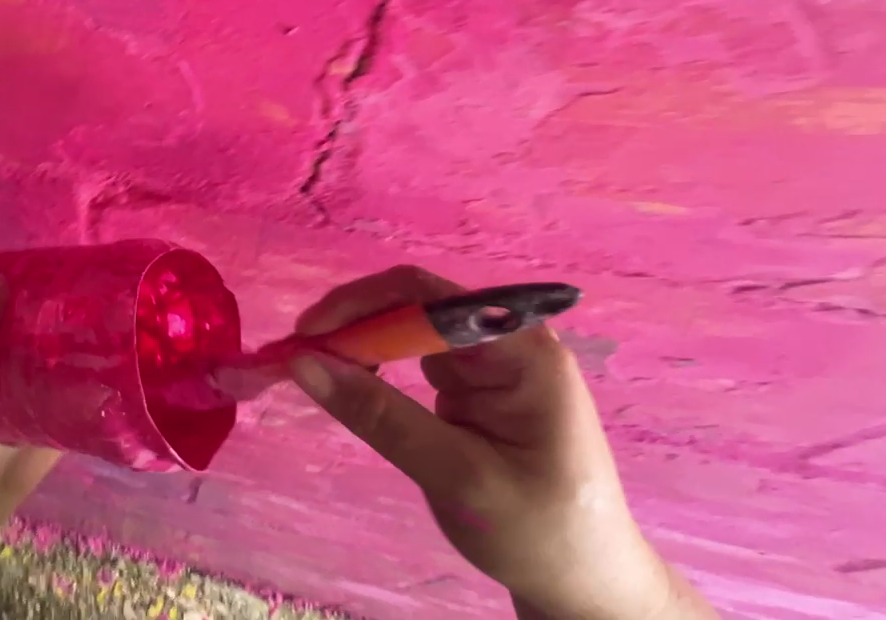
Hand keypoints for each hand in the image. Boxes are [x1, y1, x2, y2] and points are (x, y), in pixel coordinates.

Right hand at [286, 266, 714, 619]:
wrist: (586, 589)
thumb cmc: (539, 534)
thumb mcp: (455, 477)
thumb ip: (379, 415)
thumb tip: (302, 363)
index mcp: (520, 351)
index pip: (424, 295)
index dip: (359, 304)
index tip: (307, 337)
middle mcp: (504, 342)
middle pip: (408, 305)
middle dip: (350, 326)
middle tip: (299, 360)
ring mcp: (487, 363)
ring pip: (401, 328)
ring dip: (355, 344)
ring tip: (315, 373)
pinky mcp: (471, 385)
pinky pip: (406, 354)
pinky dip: (369, 365)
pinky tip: (349, 386)